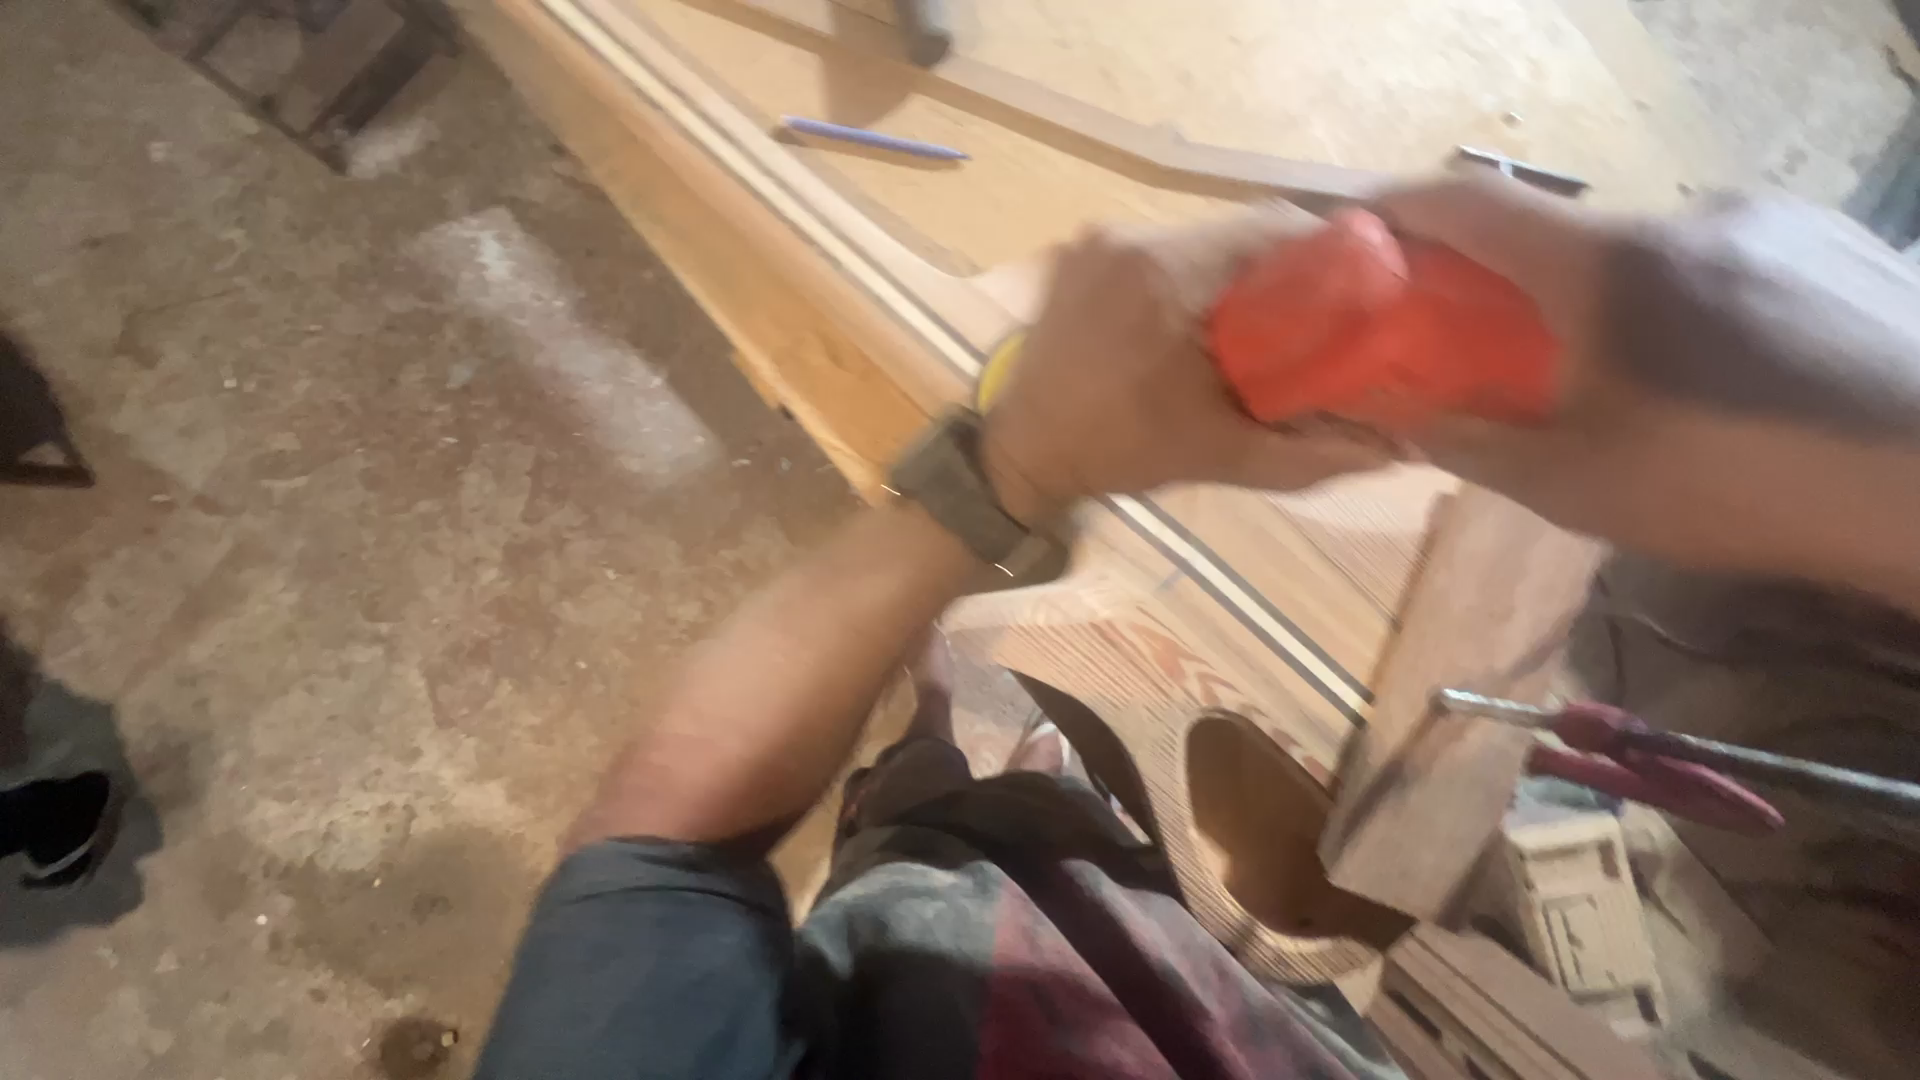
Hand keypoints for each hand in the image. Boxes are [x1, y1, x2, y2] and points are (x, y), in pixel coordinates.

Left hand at [978, 210, 1390, 522]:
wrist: (1021, 452)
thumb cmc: (1114, 454)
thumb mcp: (1214, 455)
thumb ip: (1304, 455)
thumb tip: (1390, 454)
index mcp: (1166, 275)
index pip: (1276, 229)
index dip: (1328, 256)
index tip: (1354, 294)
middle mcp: (1129, 238)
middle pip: (1236, 231)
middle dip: (1280, 270)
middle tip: (1309, 315)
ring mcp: (1095, 242)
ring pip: (1196, 238)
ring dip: (1231, 273)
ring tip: (1254, 319)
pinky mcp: (1078, 256)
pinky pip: (1155, 251)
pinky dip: (1186, 276)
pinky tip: (1196, 315)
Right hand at [1372, 176, 1919, 598]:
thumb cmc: (1734, 483)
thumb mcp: (1568, 484)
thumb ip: (1470, 443)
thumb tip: (1410, 422)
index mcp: (1608, 267)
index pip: (1480, 207)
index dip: (1408, 205)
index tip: (1362, 220)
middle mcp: (1689, 218)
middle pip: (1560, 231)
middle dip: (1507, 277)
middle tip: (1489, 340)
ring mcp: (1774, 223)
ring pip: (1642, 247)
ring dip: (1598, 294)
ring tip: (1608, 369)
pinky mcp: (1838, 244)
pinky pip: (1715, 256)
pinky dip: (1672, 294)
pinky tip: (1701, 362)